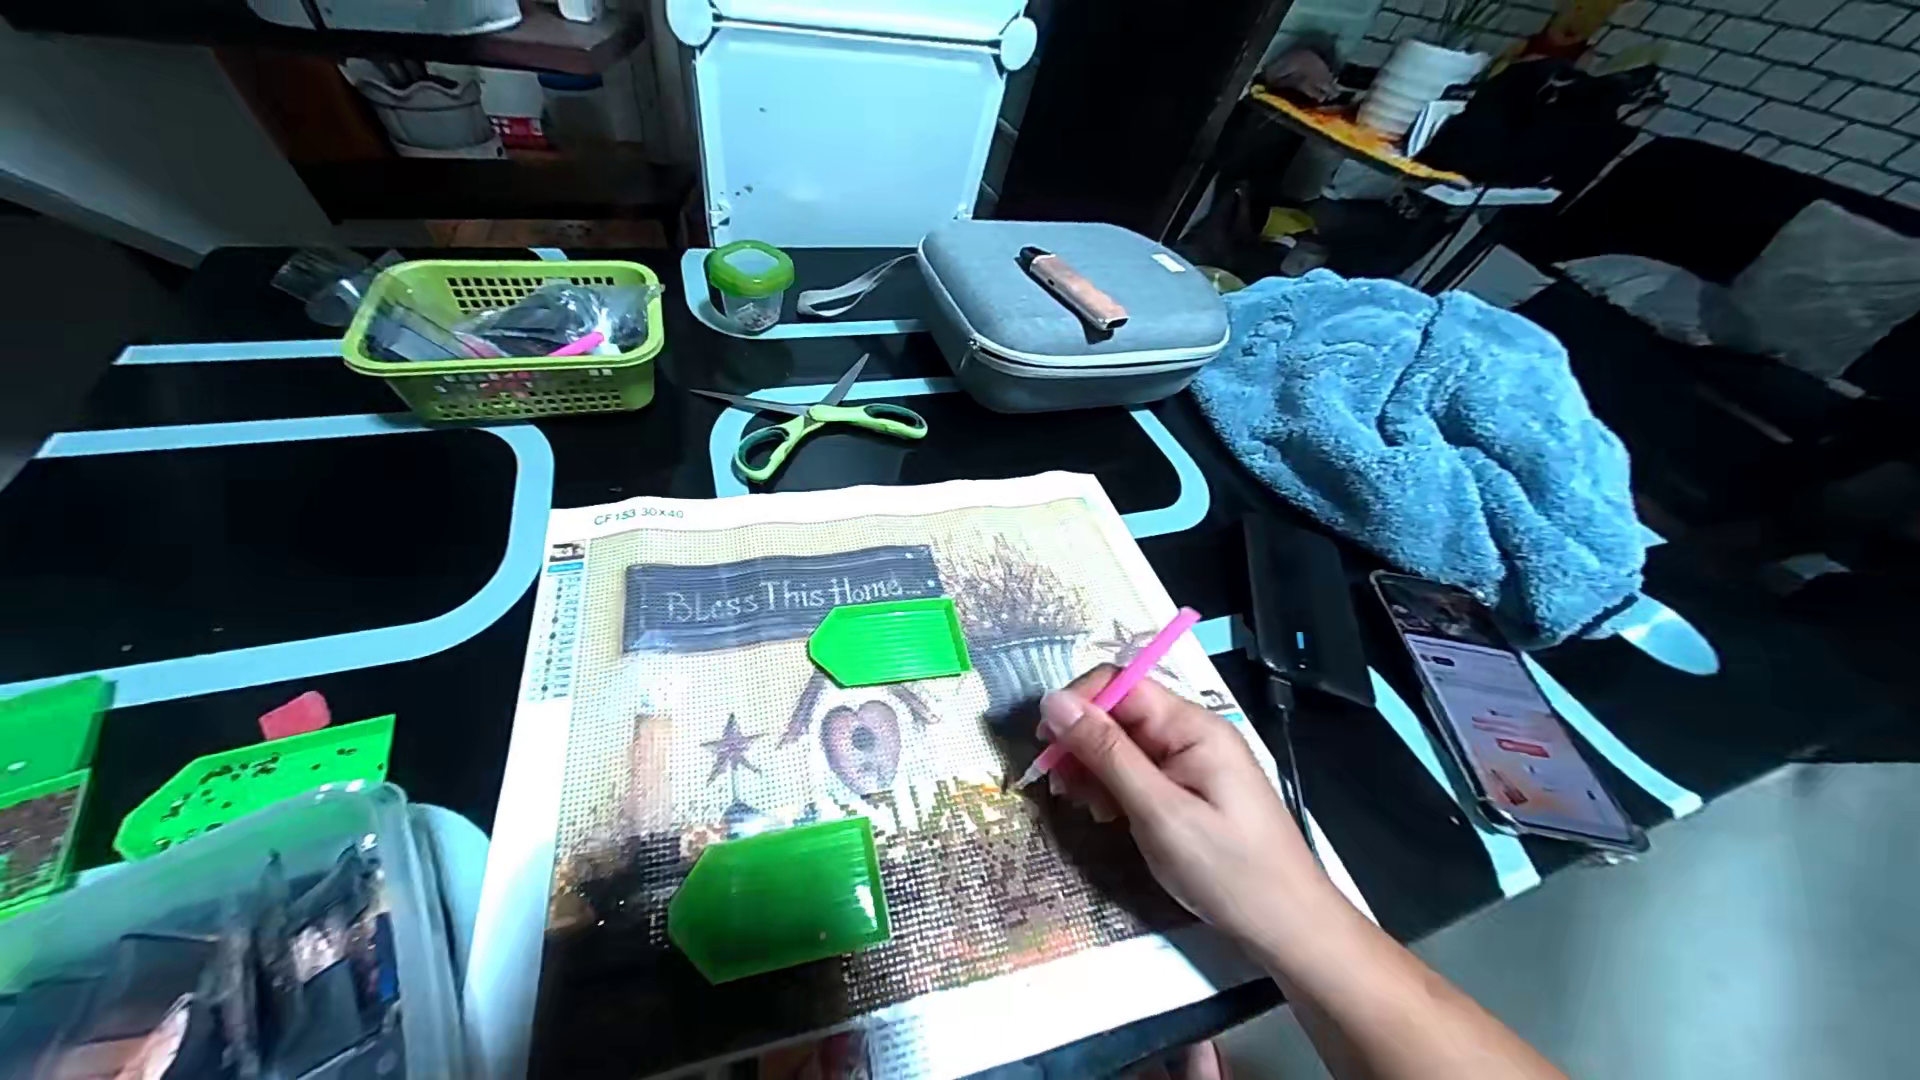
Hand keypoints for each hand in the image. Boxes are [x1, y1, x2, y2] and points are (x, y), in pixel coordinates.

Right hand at [1037, 666, 1334, 951]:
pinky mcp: (1184, 785)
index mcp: (1190, 724)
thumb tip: (1053, 701)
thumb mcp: (1158, 811)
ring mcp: (1188, 759)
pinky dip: (1112, 786)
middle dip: (1082, 742)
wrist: (1290, 930)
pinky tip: (1107, 814)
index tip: (1046, 742)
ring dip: (1093, 767)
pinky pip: (1136, 769)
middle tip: (1062, 786)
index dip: (1078, 704)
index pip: (1121, 684)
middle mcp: (1188, 731)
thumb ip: (1105, 753)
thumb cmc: (1228, 870)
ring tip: (1085, 805)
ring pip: (1121, 743)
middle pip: (1118, 713)